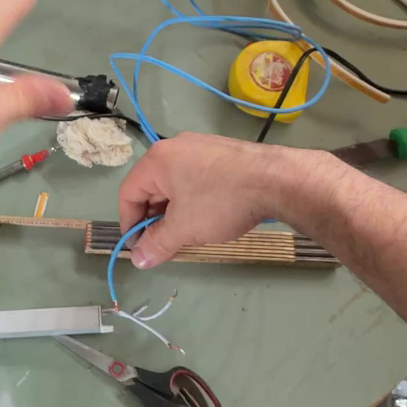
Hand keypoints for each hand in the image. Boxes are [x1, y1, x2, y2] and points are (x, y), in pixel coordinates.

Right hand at [117, 133, 330, 268]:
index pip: (129, 193)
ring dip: (175, 211)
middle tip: (164, 244)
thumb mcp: (184, 228)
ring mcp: (200, 146)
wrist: (277, 180)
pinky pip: (196, 178)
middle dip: (154, 219)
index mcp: (158, 159)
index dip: (129, 223)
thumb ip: (157, 244)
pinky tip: (209, 216)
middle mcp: (175, 146)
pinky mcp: (222, 152)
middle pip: (152, 187)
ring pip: (175, 184)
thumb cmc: (221, 201)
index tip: (139, 247)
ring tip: (188, 233)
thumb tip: (138, 260)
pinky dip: (193, 199)